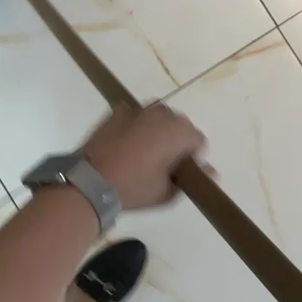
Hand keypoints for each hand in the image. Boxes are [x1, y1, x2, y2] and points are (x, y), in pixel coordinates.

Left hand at [79, 104, 206, 211]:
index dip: (192, 158)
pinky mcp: (115, 112)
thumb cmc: (134, 187)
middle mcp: (161, 113)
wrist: (89, 181)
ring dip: (156, 131)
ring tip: (144, 154)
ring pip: (157, 118)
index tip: (179, 173)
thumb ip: (193, 179)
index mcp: (179, 130)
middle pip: (179, 125)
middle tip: (162, 164)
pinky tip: (126, 145)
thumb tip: (212, 172)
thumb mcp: (168, 192)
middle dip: (176, 141)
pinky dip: (136, 126)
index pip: (198, 141)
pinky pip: (135, 116)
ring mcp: (137, 109)